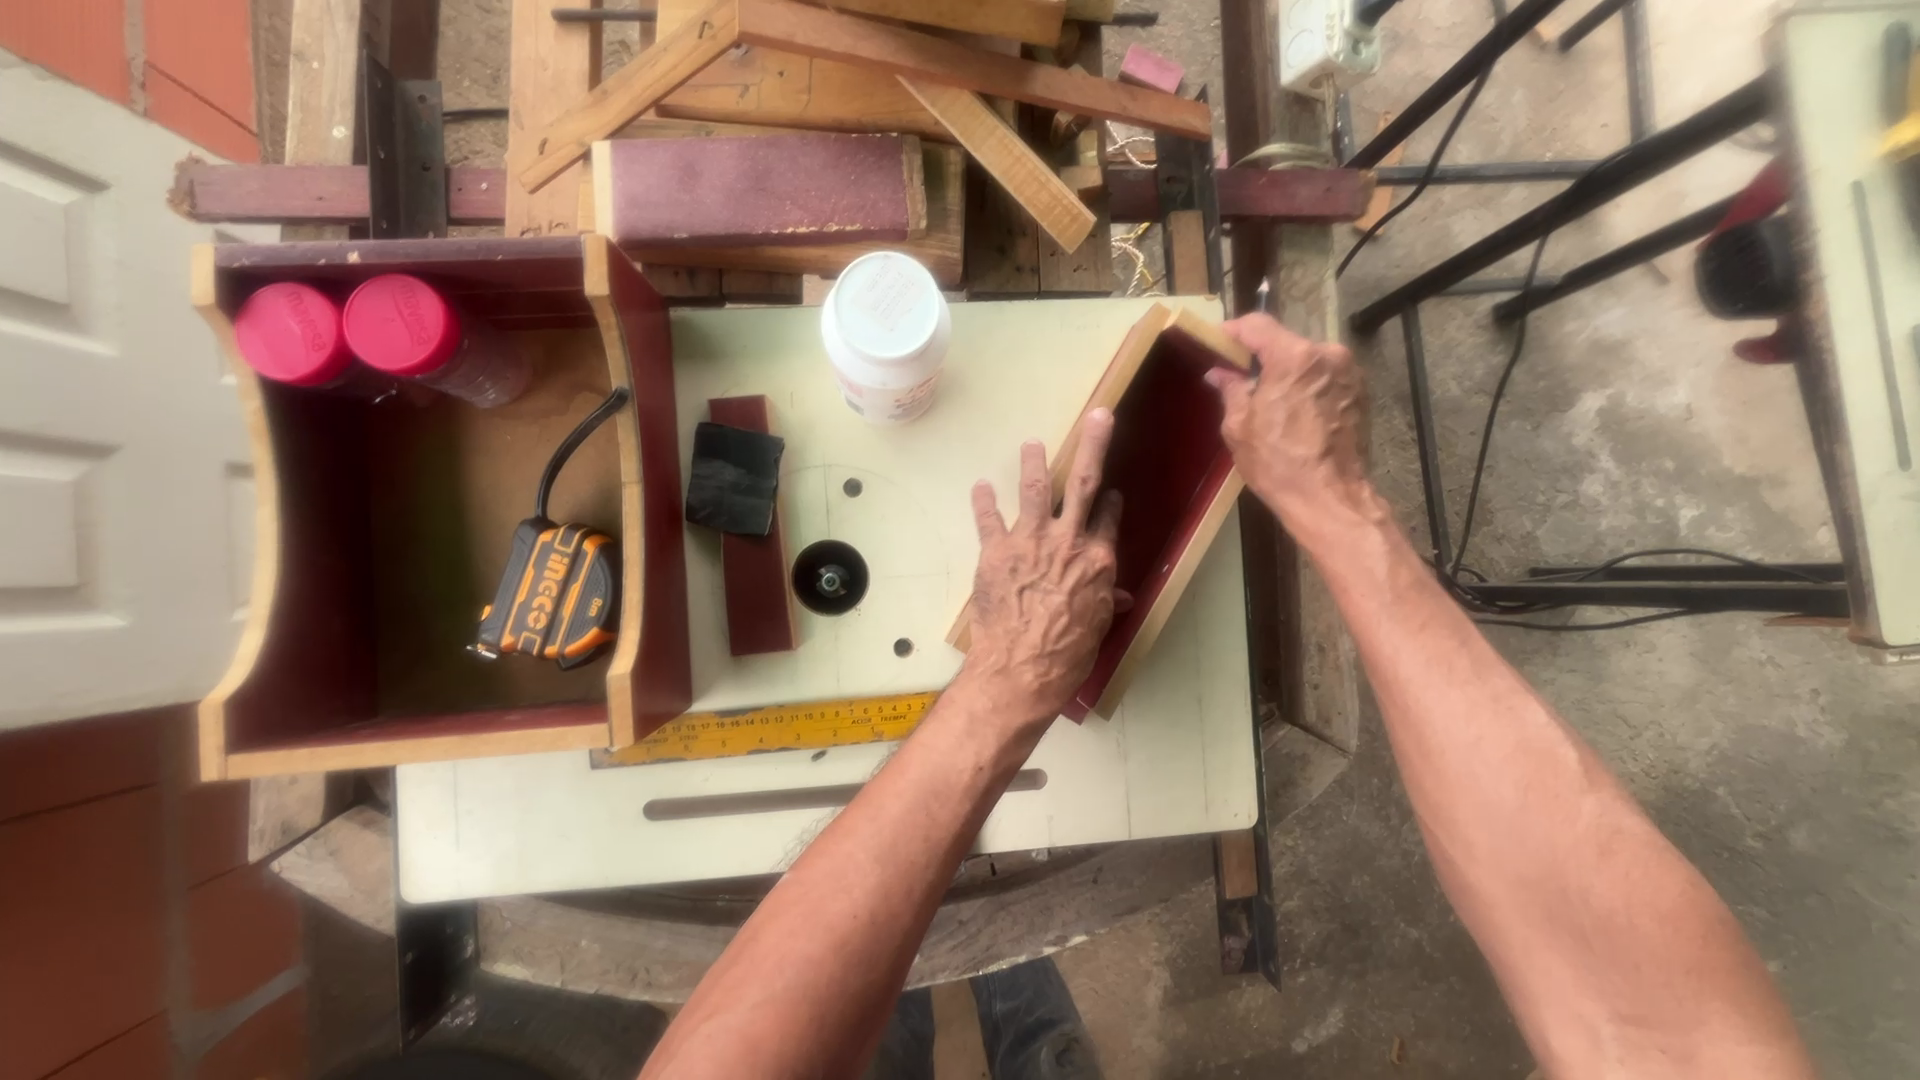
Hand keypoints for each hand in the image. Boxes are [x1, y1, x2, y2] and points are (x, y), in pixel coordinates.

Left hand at [960, 409, 1125, 731]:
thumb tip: (1119, 595)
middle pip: (1084, 483)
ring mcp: (1030, 541)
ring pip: (1034, 489)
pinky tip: (980, 485)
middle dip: (1093, 446)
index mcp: (1098, 559)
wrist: (1023, 667)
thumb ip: (1106, 601)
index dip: (1110, 503)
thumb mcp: (1097, 627)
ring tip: (1031, 443)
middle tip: (1099, 416)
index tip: (1111, 493)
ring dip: (1033, 462)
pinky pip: (988, 518)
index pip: (1107, 517)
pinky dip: (983, 500)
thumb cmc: (1067, 654)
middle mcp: (1068, 540)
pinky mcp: (996, 551)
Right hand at [1206, 314, 1379, 549]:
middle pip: (1285, 343)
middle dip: (1261, 357)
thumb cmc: (1278, 463)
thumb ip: (1231, 389)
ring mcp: (1350, 372)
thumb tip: (1220, 372)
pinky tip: (1294, 413)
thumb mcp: (1239, 426)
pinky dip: (1307, 386)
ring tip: (1269, 401)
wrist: (1329, 496)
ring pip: (1307, 361)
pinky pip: (1325, 378)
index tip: (1218, 342)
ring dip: (1286, 373)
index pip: (1258, 325)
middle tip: (1239, 378)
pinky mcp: (1361, 392)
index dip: (1233, 331)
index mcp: (1295, 358)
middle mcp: (1328, 355)